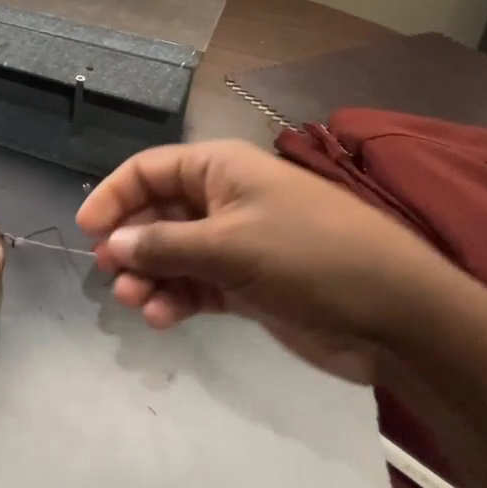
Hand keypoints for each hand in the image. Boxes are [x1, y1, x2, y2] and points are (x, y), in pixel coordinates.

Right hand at [77, 139, 451, 380]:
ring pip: (175, 252)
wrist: (400, 317)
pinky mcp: (251, 282)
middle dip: (132, 243)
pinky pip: (199, 283)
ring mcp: (238, 242)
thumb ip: (164, 246)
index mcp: (219, 169)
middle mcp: (224, 199)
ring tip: (136, 303)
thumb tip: (112, 245)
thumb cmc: (309, 256)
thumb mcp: (229, 246)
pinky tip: (165, 318)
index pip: (148, 170)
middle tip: (111, 274)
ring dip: (151, 276)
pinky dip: (179, 297)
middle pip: (158, 214)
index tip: (86, 230)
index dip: (114, 196)